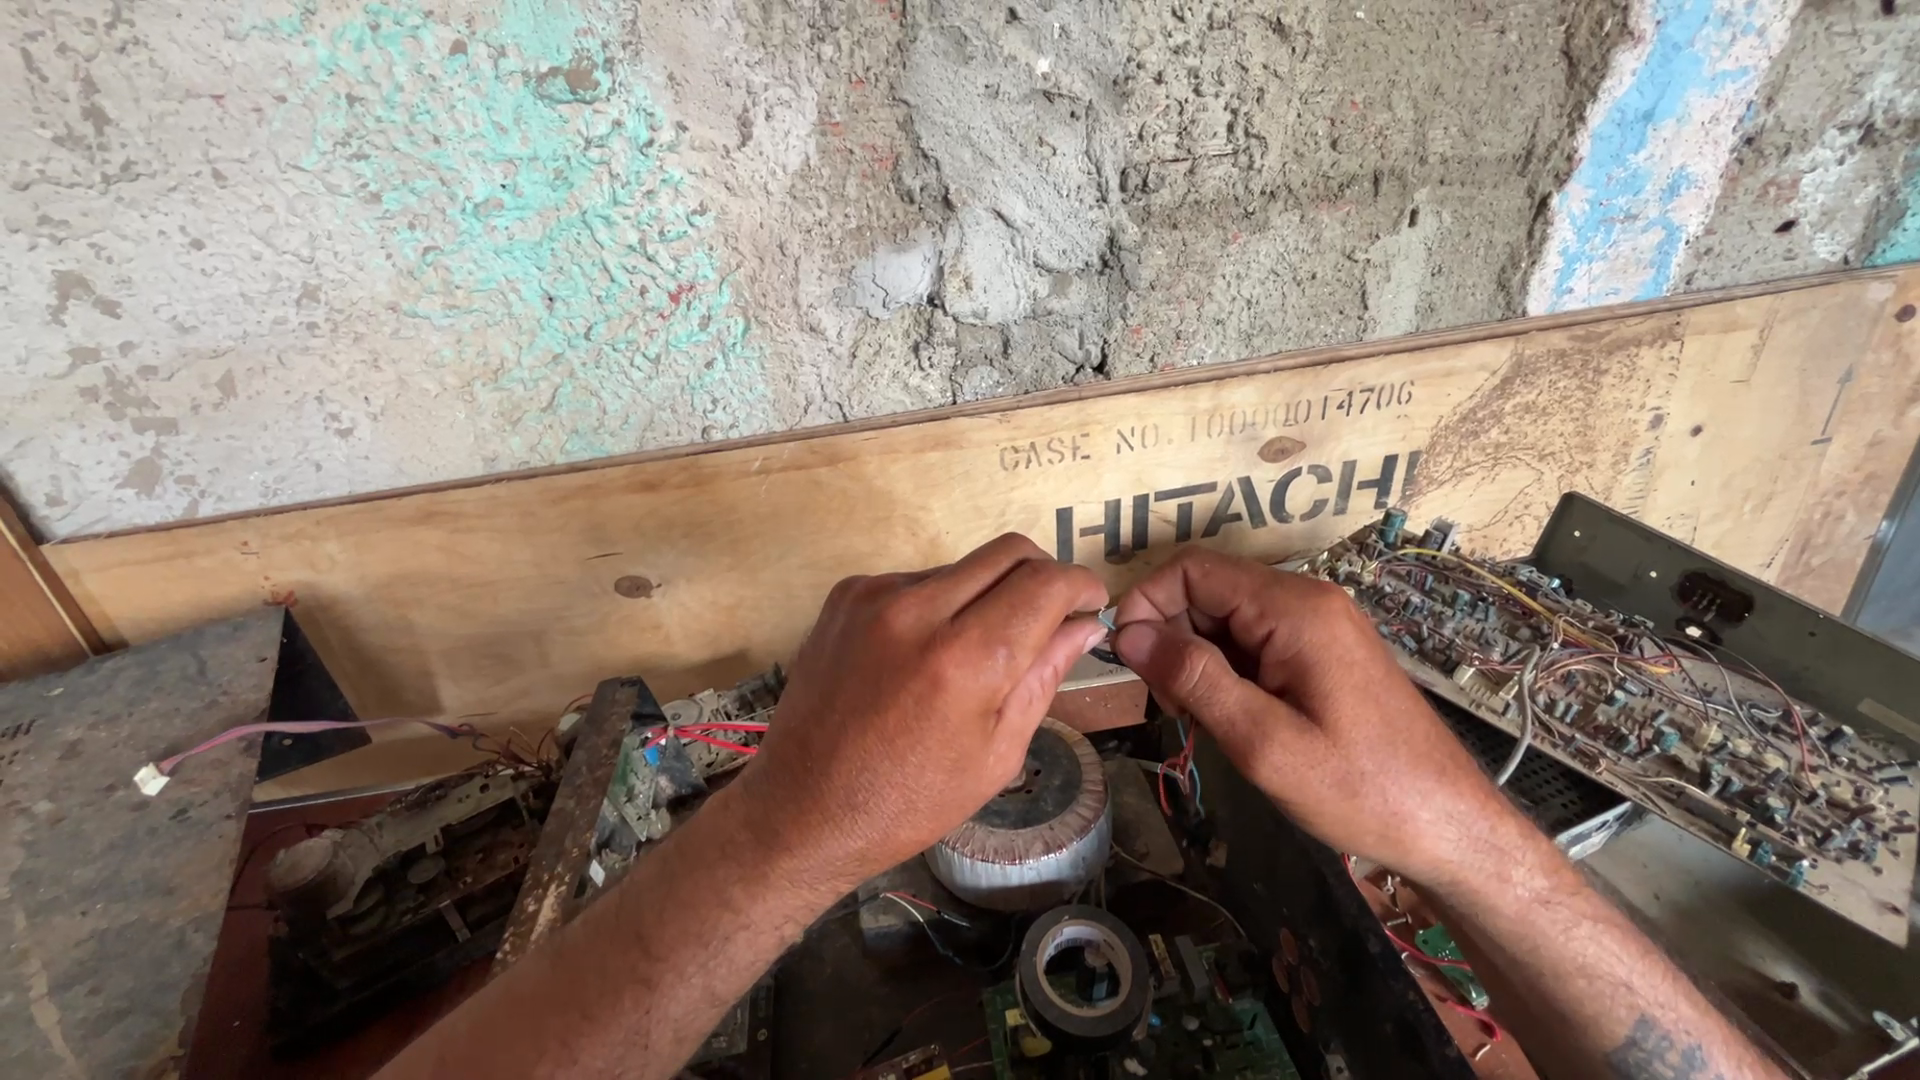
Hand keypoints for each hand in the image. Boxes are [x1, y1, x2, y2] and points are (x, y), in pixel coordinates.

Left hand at [735, 534, 1109, 886]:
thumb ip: (1045, 675)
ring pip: (963, 565)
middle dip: (1043, 574)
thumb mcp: (997, 753)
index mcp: (965, 660)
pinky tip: (925, 652)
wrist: (802, 807)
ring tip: (976, 649)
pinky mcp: (847, 593)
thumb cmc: (910, 799)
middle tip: (1050, 614)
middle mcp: (918, 609)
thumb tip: (1085, 624)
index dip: (1082, 585)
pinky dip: (939, 603)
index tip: (1092, 602)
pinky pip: (917, 579)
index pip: (1046, 583)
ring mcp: (876, 594)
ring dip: (988, 592)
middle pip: (1009, 551)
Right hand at [1111, 547, 1534, 892]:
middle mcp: (1305, 600)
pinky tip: (1232, 717)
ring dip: (1196, 660)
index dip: (1147, 604)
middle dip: (1171, 640)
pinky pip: (1250, 639)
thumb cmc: (1361, 790)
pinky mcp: (1320, 649)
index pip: (1190, 569)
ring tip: (1205, 720)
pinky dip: (1225, 671)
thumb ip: (1194, 679)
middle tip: (1177, 707)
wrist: (1451, 827)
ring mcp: (1316, 623)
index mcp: (1294, 609)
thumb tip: (1129, 633)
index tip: (1133, 663)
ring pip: (1223, 618)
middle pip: (1205, 591)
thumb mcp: (1264, 742)